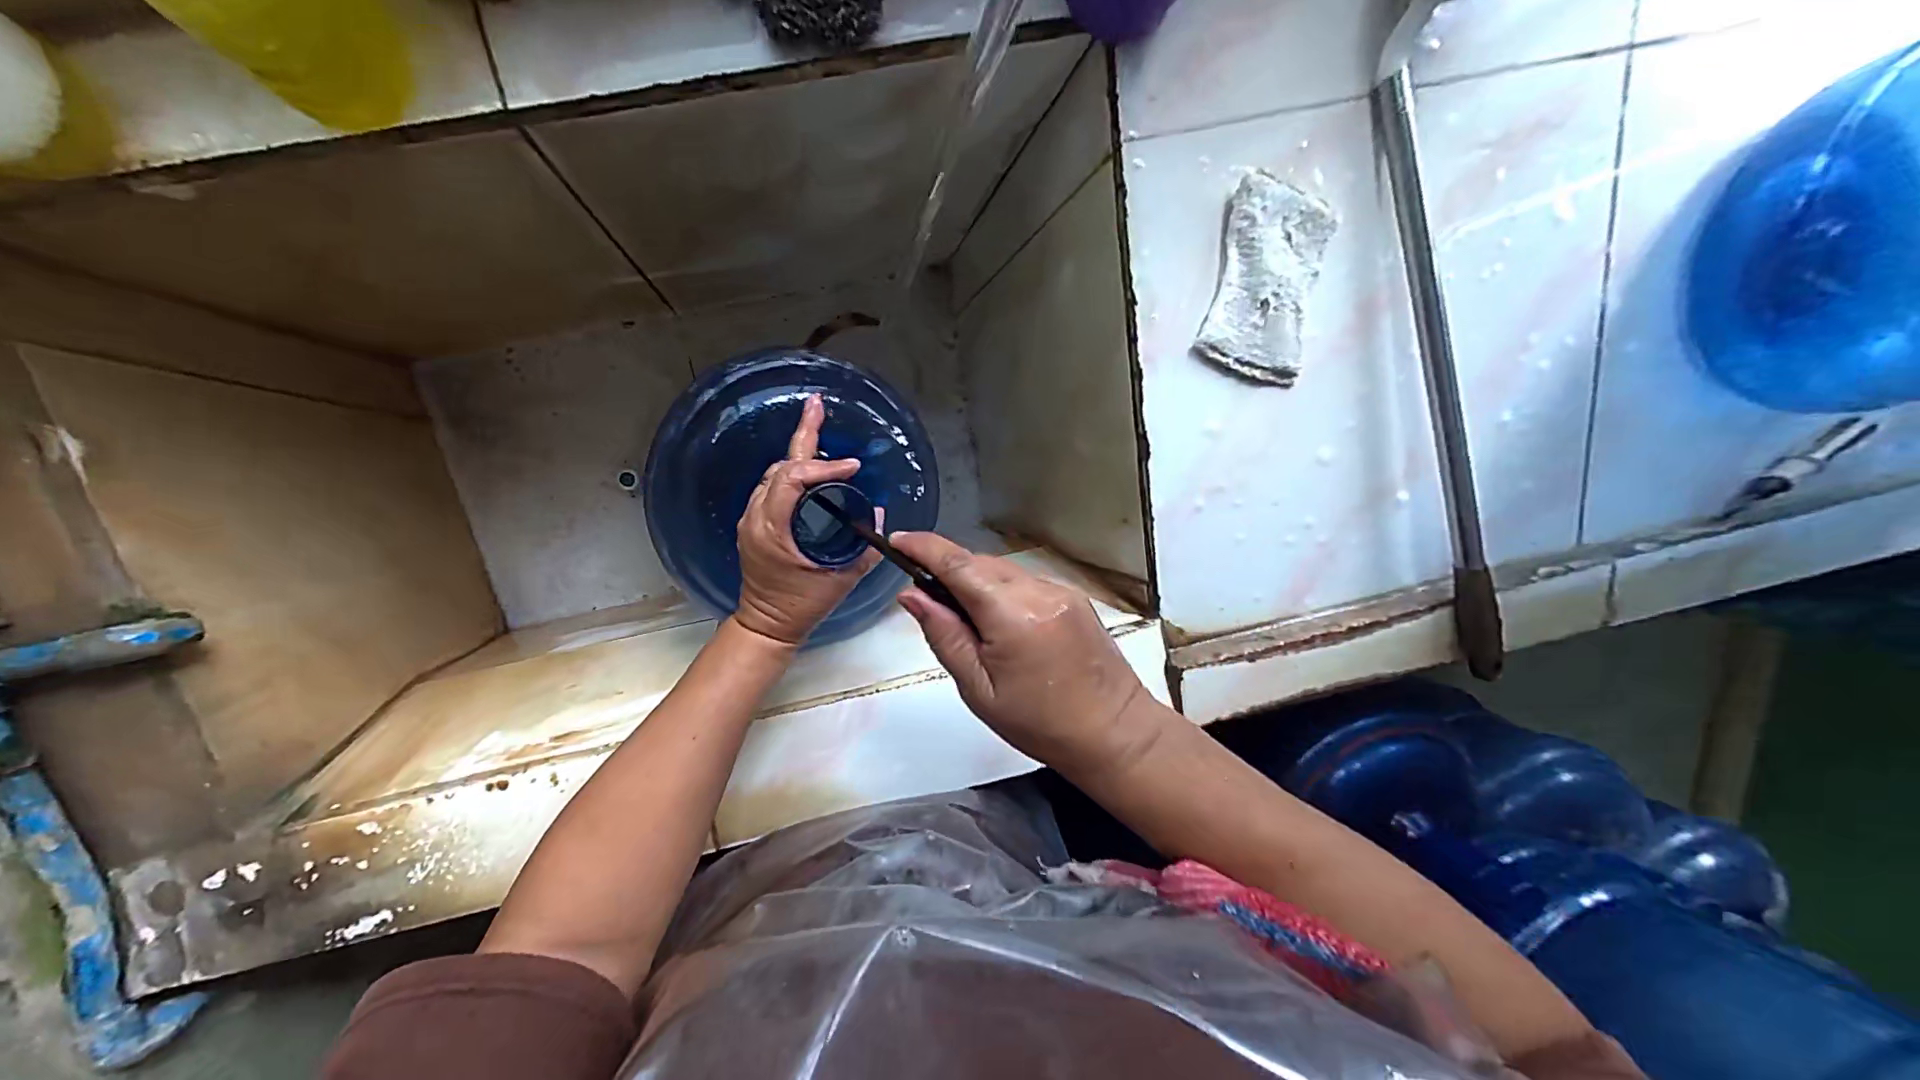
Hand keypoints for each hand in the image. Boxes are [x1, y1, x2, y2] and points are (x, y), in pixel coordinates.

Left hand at [733, 395, 881, 646]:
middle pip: (780, 465)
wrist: (766, 626)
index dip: (823, 466)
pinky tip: (811, 467)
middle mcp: (757, 517)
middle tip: (818, 405)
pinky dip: (793, 472)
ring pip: (774, 474)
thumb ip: (862, 547)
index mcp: (772, 528)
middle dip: (803, 434)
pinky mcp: (757, 525)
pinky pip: (773, 487)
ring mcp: (753, 520)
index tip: (853, 469)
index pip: (793, 479)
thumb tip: (876, 513)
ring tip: (820, 434)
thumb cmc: (800, 606)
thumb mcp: (839, 579)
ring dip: (799, 454)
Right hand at [890, 531, 1165, 778]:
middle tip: (927, 598)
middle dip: (948, 570)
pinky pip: (1025, 582)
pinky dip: (1002, 591)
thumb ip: (944, 635)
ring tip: (967, 622)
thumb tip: (912, 596)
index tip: (897, 539)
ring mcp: (1061, 591)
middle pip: (980, 563)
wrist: (1114, 732)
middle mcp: (1039, 592)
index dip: (923, 547)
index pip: (958, 564)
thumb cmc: (1041, 724)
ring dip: (976, 582)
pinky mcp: (1074, 598)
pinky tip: (1000, 624)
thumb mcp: (979, 689)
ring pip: (1003, 571)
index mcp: (1012, 615)